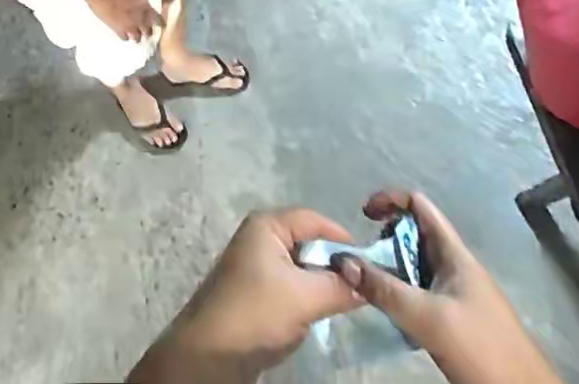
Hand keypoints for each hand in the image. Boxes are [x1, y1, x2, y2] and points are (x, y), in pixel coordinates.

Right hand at [84, 0, 161, 42]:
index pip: (158, 19)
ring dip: (138, 35)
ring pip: (138, 38)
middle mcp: (140, 18)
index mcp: (146, 5)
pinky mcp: (116, 30)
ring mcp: (129, 25)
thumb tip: (143, 2)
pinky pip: (124, 38)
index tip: (156, 22)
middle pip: (149, 31)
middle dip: (149, 31)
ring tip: (135, 33)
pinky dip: (126, 36)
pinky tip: (124, 33)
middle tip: (146, 29)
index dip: (158, 22)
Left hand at [129, 208, 364, 382]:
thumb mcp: (304, 297)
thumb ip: (339, 286)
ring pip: (301, 266)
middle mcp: (260, 236)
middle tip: (362, 284)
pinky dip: (307, 296)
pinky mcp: (255, 291)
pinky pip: (290, 284)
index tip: (370, 263)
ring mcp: (256, 264)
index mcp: (267, 224)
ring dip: (321, 283)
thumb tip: (368, 283)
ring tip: (344, 300)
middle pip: (308, 241)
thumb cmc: (255, 313)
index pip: (314, 220)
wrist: (208, 357)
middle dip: (334, 263)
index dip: (343, 238)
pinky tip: (319, 312)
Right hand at [334, 191, 560, 383]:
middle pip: (414, 235)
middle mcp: (454, 265)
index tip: (363, 216)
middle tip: (362, 263)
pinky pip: (421, 292)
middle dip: (385, 239)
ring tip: (370, 289)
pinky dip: (401, 294)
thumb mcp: (428, 318)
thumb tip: (343, 261)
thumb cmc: (483, 351)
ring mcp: (456, 293)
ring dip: (391, 269)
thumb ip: (385, 290)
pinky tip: (391, 315)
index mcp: (454, 253)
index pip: (419, 205)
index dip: (390, 200)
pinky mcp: (456, 319)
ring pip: (416, 265)